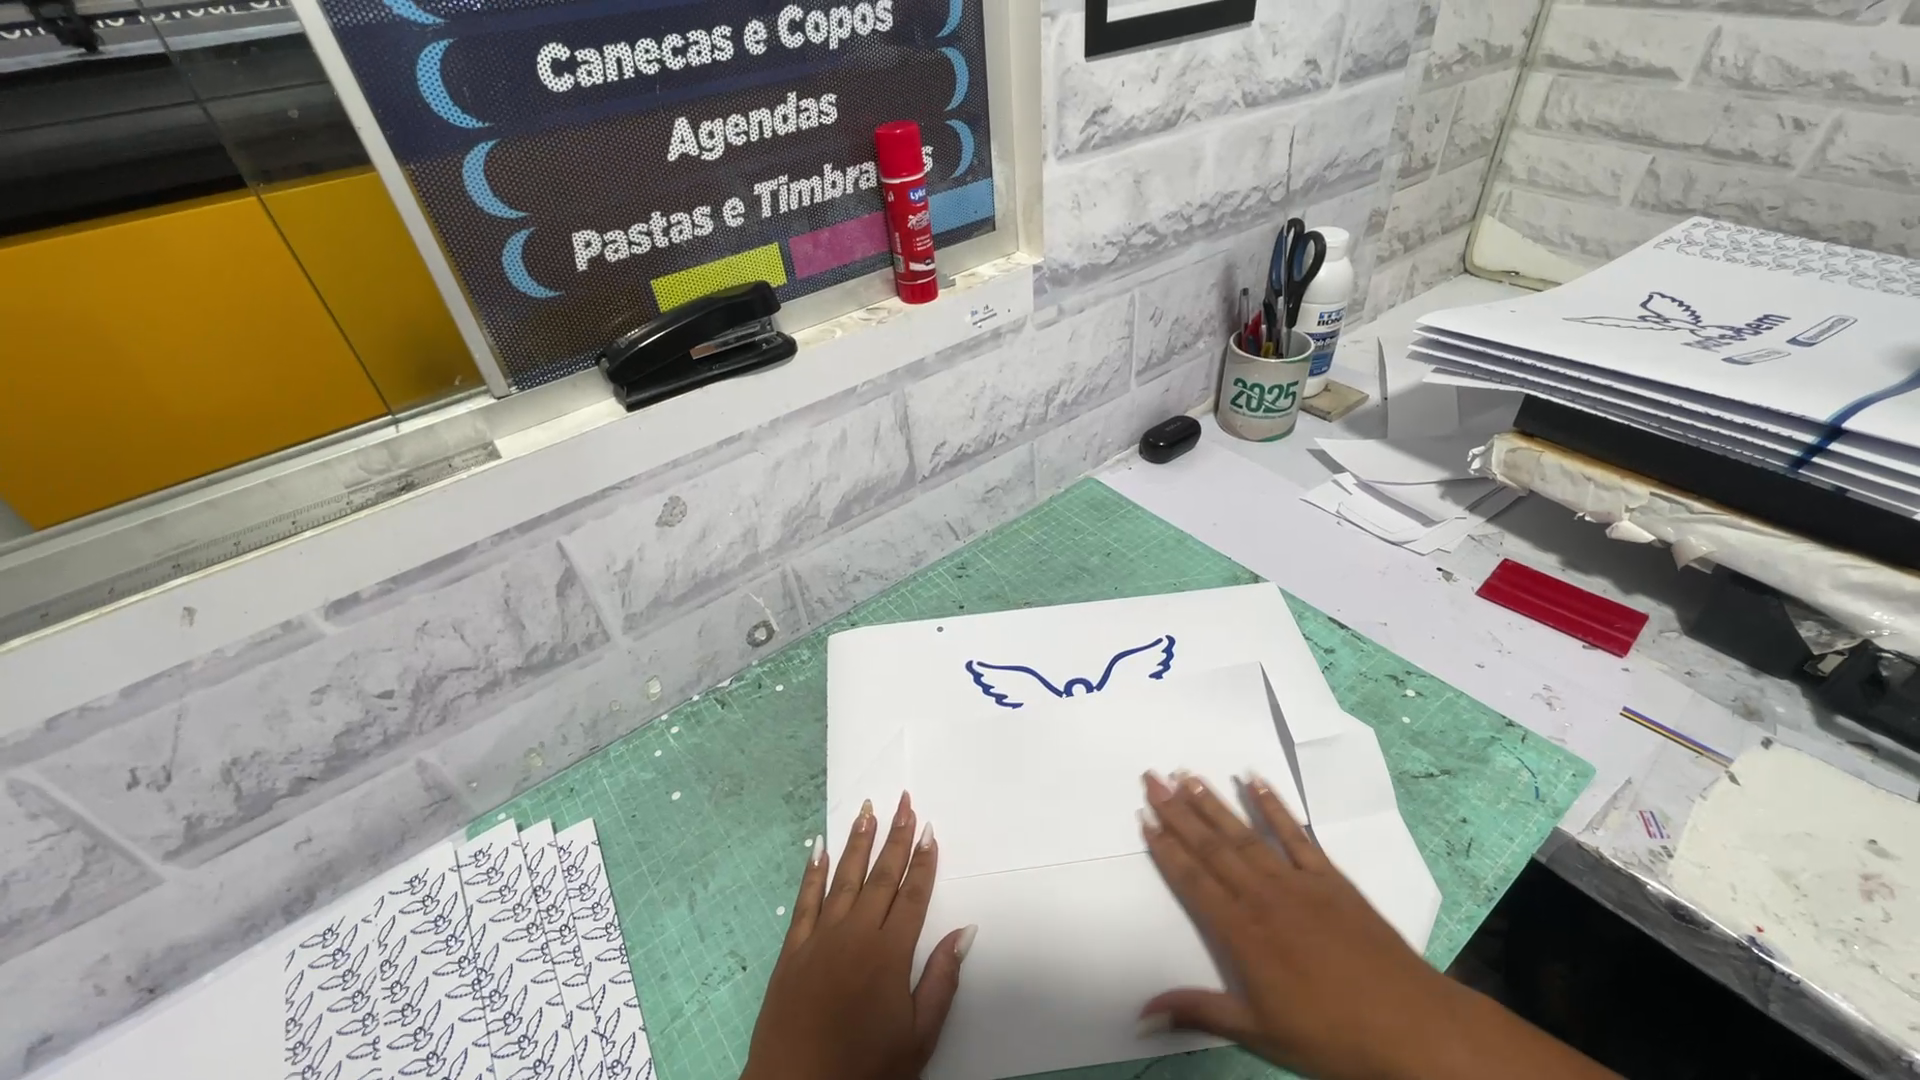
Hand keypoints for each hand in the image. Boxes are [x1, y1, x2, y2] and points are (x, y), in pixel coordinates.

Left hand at [742, 792, 975, 1079]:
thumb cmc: (865, 1068)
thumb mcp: (919, 1036)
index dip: (924, 861)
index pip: (913, 894)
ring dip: (858, 841)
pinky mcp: (792, 949)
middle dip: (895, 836)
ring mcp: (820, 938)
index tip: (929, 829)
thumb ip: (941, 979)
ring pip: (844, 877)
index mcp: (890, 952)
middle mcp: (856, 934)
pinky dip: (813, 871)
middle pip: (881, 876)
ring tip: (867, 809)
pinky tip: (818, 847)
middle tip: (904, 801)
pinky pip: (805, 900)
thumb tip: (965, 931)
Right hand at [1138, 771, 1615, 1079]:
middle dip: (1178, 812)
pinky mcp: (1330, 878)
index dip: (1165, 848)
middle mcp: (1263, 897)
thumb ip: (1199, 1011)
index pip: (1193, 880)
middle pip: (1212, 846)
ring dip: (1214, 803)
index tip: (1143, 817)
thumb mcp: (1258, 1032)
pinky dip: (1273, 806)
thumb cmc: (1329, 1035)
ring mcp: (1298, 882)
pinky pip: (1295, 834)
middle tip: (1152, 779)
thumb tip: (1141, 1014)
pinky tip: (1255, 782)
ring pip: (1245, 834)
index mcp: (1241, 933)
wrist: (1411, 1026)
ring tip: (1187, 775)